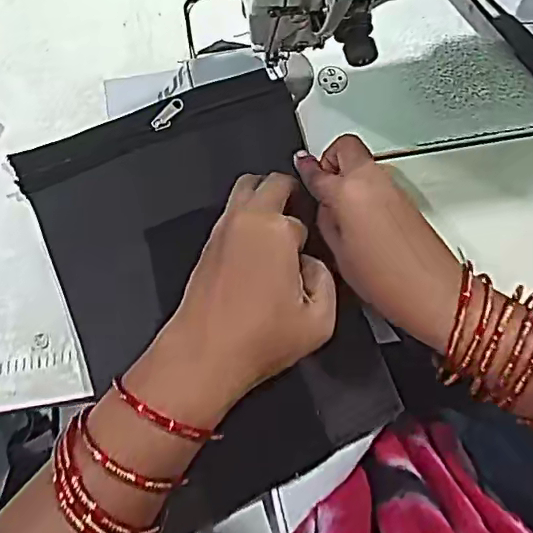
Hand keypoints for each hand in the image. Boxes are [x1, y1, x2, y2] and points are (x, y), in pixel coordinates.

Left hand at [140, 174, 338, 420]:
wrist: (206, 351)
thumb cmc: (254, 338)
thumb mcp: (320, 320)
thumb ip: (326, 280)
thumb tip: (315, 266)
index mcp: (276, 229)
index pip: (302, 213)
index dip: (312, 231)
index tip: (313, 245)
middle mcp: (246, 219)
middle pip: (270, 181)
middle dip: (288, 192)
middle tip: (300, 212)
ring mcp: (223, 227)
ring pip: (245, 188)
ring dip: (263, 195)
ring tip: (278, 222)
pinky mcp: (209, 242)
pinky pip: (230, 211)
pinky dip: (245, 215)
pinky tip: (256, 244)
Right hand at [294, 135, 462, 353]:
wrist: (436, 294)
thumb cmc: (391, 281)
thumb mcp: (338, 253)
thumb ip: (325, 218)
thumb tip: (323, 205)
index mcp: (348, 191)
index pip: (317, 169)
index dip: (305, 168)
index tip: (301, 166)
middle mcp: (373, 180)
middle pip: (345, 145)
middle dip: (330, 158)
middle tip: (323, 182)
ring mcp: (392, 186)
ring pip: (363, 160)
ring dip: (349, 173)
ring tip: (342, 207)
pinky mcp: (406, 198)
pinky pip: (378, 179)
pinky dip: (365, 187)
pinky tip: (361, 218)